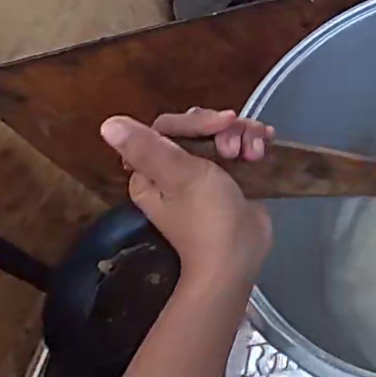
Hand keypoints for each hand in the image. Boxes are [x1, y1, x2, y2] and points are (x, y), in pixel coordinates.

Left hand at [98, 109, 273, 285]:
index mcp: (153, 170)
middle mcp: (176, 168)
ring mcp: (206, 173)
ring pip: (224, 134)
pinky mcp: (232, 177)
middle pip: (200, 127)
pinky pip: (240, 146)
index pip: (170, 127)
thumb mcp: (180, 178)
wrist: (239, 256)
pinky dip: (254, 142)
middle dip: (225, 130)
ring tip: (255, 153)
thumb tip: (108, 124)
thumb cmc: (207, 218)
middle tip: (237, 148)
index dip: (199, 121)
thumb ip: (148, 148)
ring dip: (244, 135)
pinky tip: (266, 143)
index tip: (225, 124)